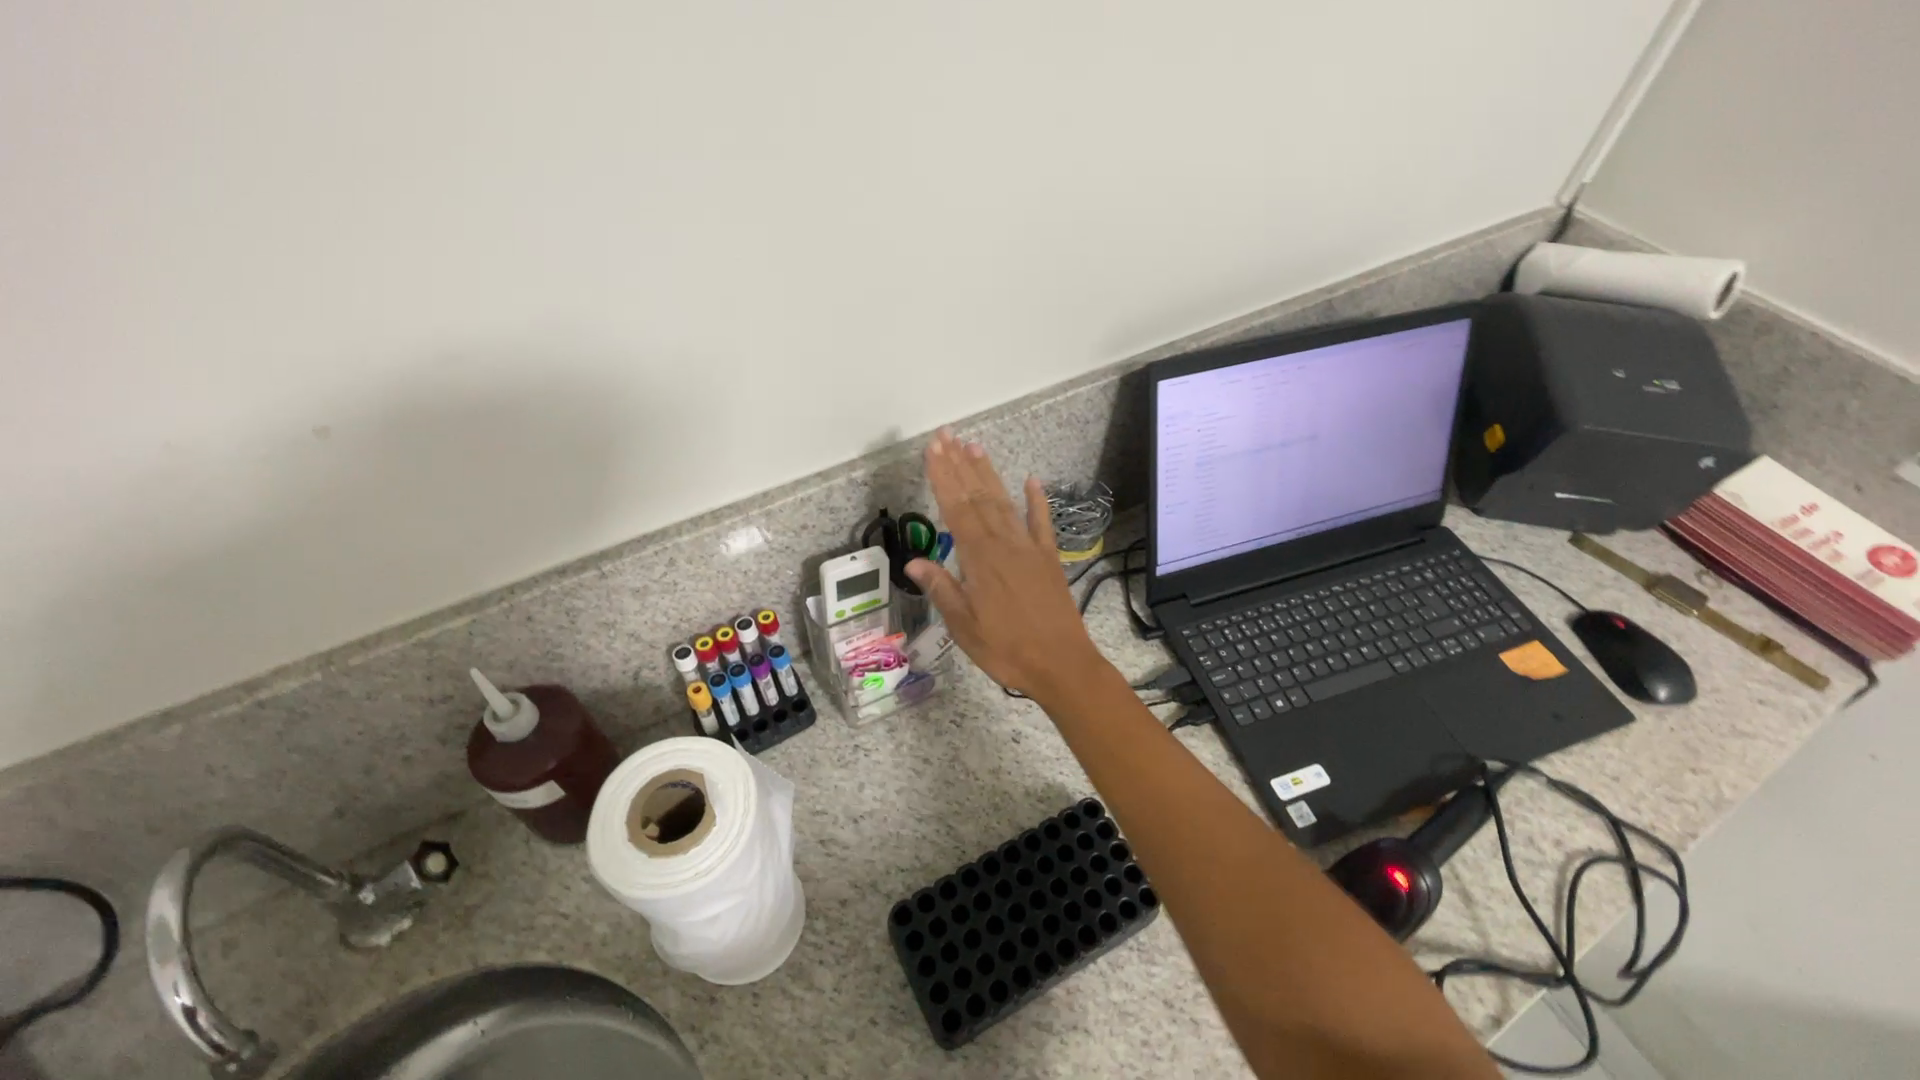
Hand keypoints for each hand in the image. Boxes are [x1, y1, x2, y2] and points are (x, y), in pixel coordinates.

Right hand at [905, 429, 1108, 700]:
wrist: (1061, 664)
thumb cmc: (1006, 649)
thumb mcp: (963, 626)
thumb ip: (941, 588)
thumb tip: (914, 561)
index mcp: (979, 559)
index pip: (956, 508)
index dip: (943, 477)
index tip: (932, 449)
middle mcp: (1004, 544)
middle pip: (978, 497)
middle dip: (960, 465)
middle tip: (946, 435)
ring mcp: (1030, 548)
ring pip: (1005, 502)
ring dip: (989, 474)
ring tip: (974, 447)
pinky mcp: (1050, 559)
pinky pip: (1042, 522)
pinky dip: (1037, 500)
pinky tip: (1032, 480)